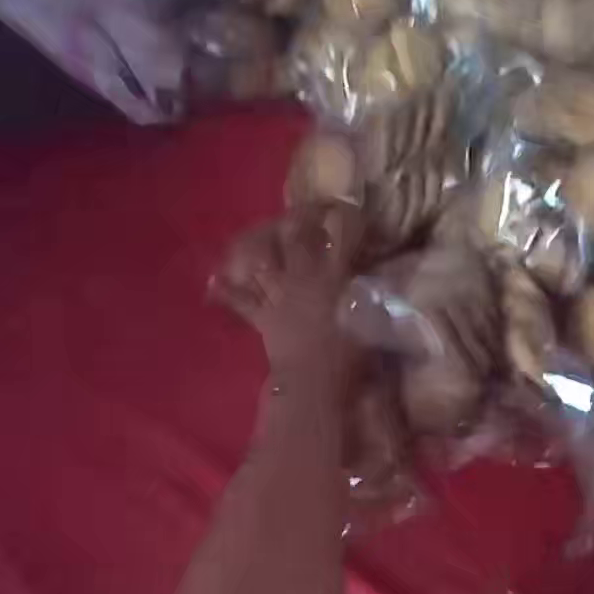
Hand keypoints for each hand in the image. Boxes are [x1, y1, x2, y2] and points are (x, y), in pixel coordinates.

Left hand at [217, 203, 364, 378]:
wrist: (314, 385)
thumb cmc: (350, 356)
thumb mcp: (374, 323)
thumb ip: (375, 298)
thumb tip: (378, 281)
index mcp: (333, 276)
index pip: (342, 234)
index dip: (348, 217)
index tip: (355, 208)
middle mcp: (302, 276)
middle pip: (297, 234)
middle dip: (305, 215)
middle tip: (315, 208)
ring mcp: (277, 295)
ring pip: (261, 255)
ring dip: (262, 239)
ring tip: (268, 230)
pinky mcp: (262, 317)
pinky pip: (240, 300)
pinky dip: (227, 290)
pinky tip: (216, 280)